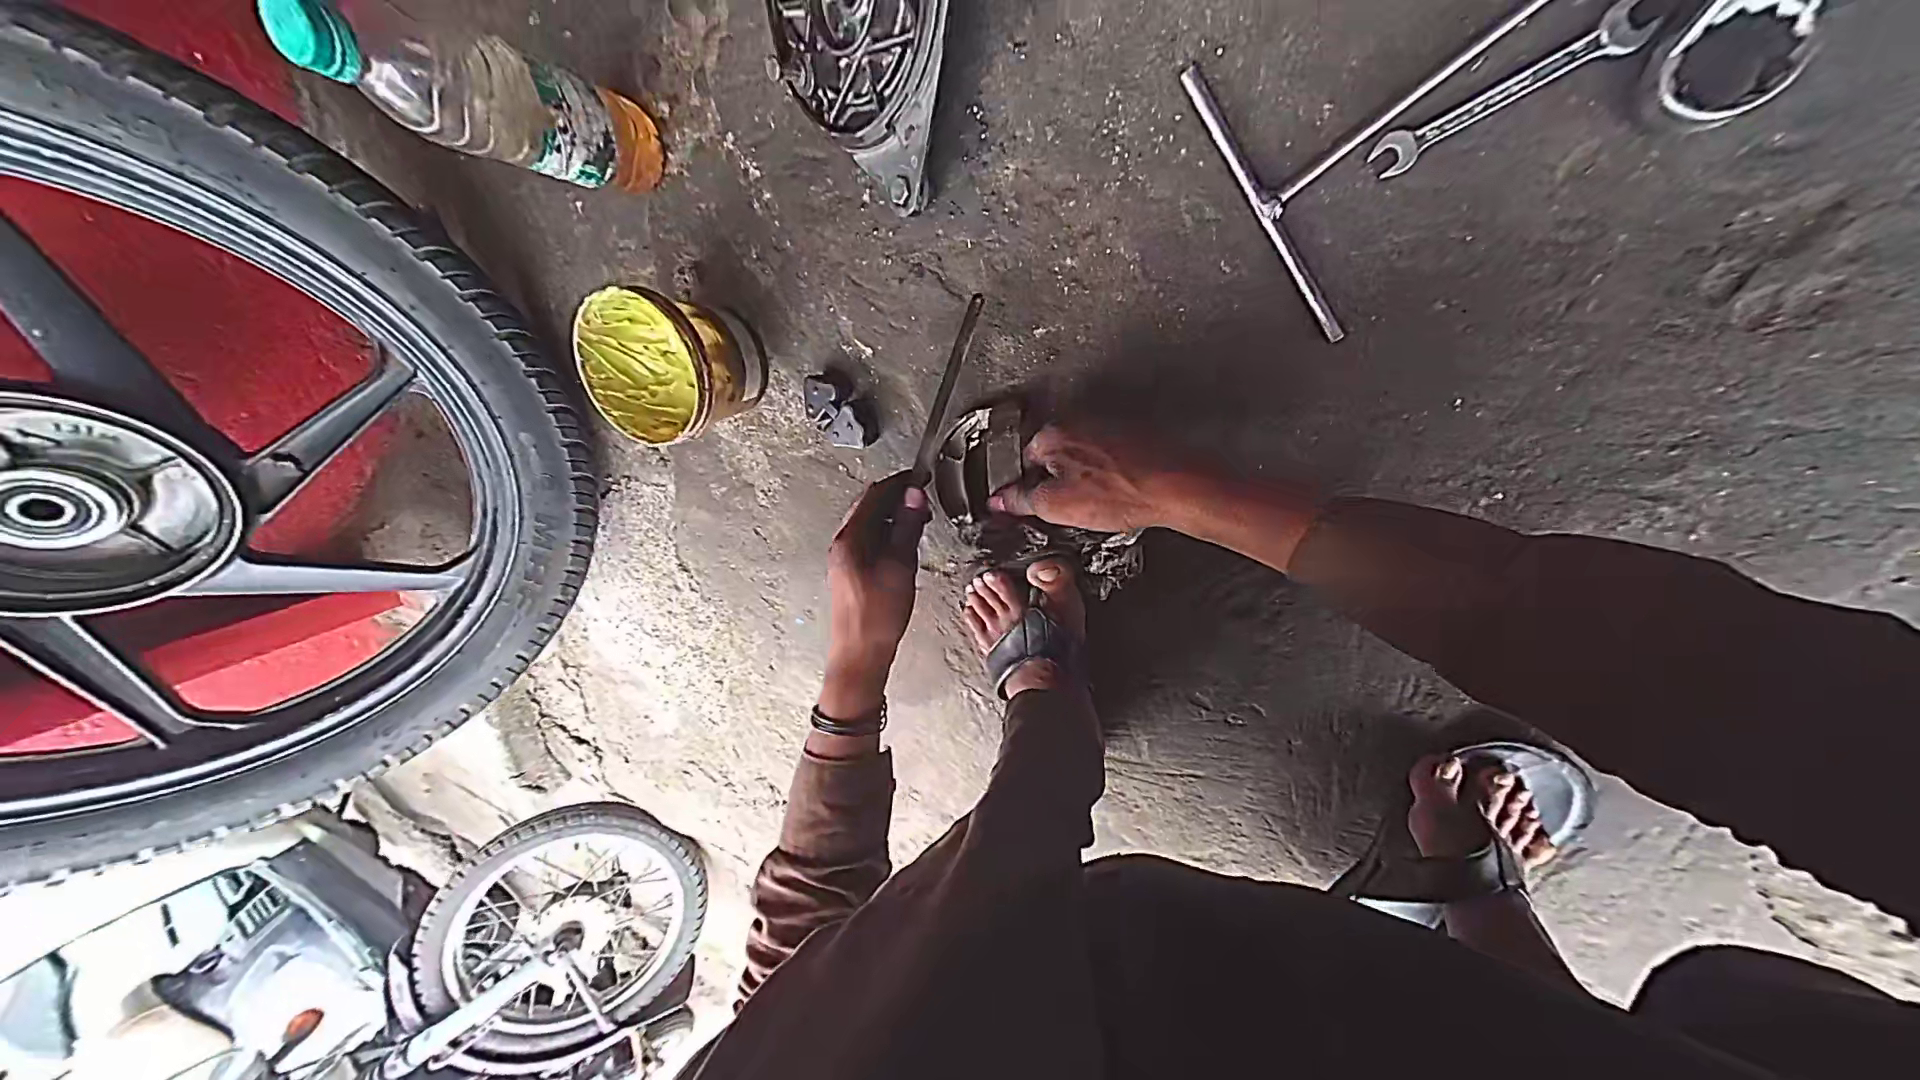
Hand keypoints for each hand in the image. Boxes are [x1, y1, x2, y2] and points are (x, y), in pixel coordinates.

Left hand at [820, 472, 930, 719]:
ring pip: (870, 523)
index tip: (919, 478)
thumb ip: (907, 528)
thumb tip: (914, 497)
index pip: (875, 496)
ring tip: (918, 517)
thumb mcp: (900, 566)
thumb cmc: (876, 617)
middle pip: (870, 507)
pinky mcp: (851, 572)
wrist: (860, 654)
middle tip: (922, 496)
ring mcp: (845, 559)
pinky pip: (869, 540)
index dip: (899, 483)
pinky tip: (904, 541)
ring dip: (893, 515)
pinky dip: (888, 533)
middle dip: (897, 497)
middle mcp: (842, 545)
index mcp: (850, 539)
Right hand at [986, 425, 1185, 531]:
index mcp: (1052, 434)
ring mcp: (1106, 424)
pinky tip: (1118, 491)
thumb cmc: (1124, 492)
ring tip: (1101, 499)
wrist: (1179, 486)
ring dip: (1084, 476)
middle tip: (1072, 506)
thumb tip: (1001, 501)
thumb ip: (1021, 500)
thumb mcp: (1057, 506)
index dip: (1028, 489)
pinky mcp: (1131, 434)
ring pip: (1080, 457)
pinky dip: (1108, 473)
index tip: (1035, 505)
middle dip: (1056, 481)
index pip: (1022, 463)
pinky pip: (1106, 457)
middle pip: (1051, 456)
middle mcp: (1077, 421)